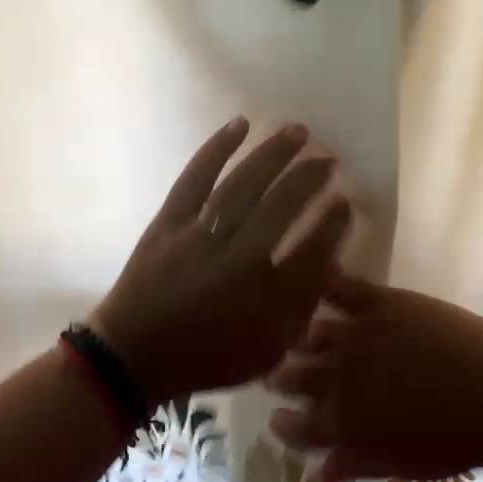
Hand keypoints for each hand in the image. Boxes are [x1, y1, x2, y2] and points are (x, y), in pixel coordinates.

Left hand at [91, 118, 353, 407]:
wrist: (135, 356)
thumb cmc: (209, 355)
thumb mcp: (268, 349)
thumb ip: (301, 306)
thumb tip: (328, 258)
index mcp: (265, 300)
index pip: (314, 251)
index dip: (334, 222)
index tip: (346, 201)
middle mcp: (236, 262)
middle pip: (281, 208)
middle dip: (309, 179)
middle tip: (329, 159)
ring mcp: (198, 237)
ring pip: (243, 185)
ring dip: (273, 154)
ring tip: (298, 131)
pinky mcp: (168, 221)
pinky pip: (196, 178)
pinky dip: (217, 149)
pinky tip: (240, 124)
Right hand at [267, 275, 482, 481]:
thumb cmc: (456, 441)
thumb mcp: (402, 465)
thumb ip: (356, 464)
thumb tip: (321, 473)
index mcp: (345, 424)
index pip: (298, 426)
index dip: (284, 424)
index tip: (277, 419)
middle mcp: (340, 376)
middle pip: (297, 376)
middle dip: (284, 377)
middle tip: (279, 375)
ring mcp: (357, 334)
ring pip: (313, 333)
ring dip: (301, 338)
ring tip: (299, 337)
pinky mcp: (379, 301)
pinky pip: (340, 288)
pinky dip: (322, 281)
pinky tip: (313, 276)